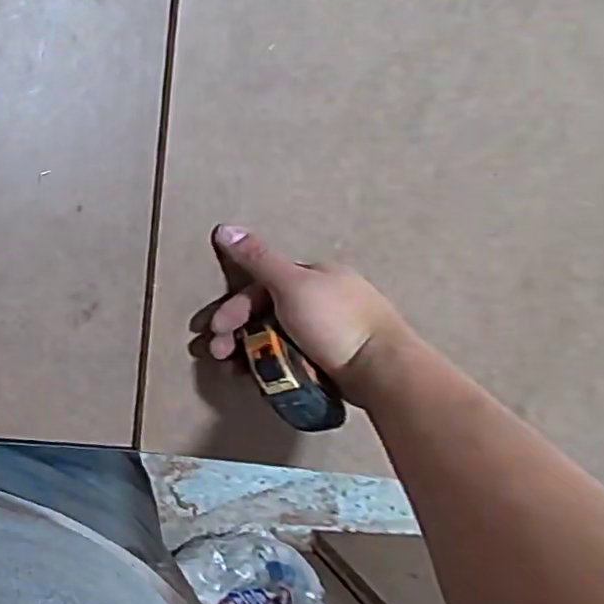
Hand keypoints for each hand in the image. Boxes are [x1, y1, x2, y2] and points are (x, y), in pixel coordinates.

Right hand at [199, 225, 418, 400]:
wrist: (386, 375)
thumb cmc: (338, 323)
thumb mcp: (291, 284)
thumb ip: (256, 257)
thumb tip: (224, 228)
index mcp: (318, 277)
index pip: (260, 285)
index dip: (234, 306)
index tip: (218, 327)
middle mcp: (323, 300)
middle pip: (262, 312)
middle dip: (233, 332)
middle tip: (217, 351)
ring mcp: (328, 332)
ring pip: (271, 336)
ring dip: (244, 350)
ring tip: (231, 368)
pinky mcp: (331, 359)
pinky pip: (288, 355)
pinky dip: (266, 363)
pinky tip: (254, 374)